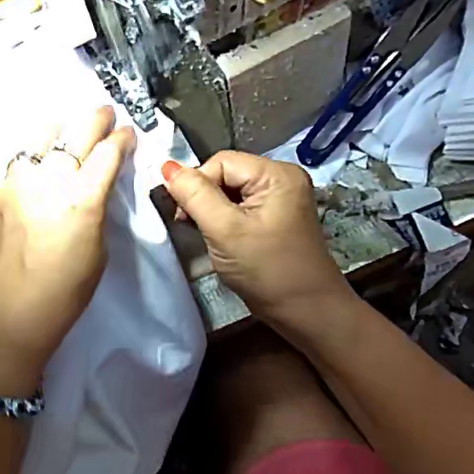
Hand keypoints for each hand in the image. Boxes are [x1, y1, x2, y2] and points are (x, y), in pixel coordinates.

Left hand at [0, 106, 135, 397]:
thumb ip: (94, 215)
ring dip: (50, 134)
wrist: (7, 322)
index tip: (127, 133)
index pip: (107, 154)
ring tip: (56, 134)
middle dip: (94, 120)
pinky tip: (3, 169)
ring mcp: (9, 187)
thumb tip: (91, 194)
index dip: (122, 139)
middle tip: (103, 113)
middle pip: (74, 136)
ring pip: (31, 142)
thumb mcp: (97, 255)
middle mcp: (46, 183)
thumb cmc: (62, 297)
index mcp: (81, 200)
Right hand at [161, 151, 353, 334]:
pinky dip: (226, 221)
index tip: (186, 217)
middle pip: (226, 174)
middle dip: (204, 199)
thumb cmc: (267, 270)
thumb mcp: (225, 230)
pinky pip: (241, 208)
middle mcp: (282, 178)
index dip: (197, 185)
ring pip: (230, 193)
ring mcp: (282, 199)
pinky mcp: (277, 219)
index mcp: (276, 173)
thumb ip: (194, 196)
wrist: (306, 312)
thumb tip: (167, 167)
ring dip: (213, 212)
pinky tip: (224, 240)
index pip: (221, 162)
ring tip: (211, 237)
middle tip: (195, 228)